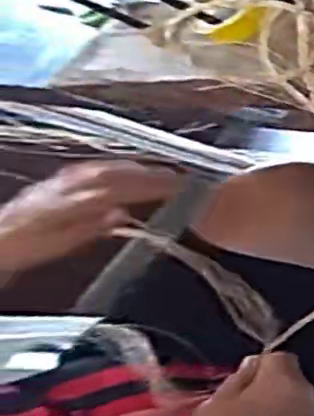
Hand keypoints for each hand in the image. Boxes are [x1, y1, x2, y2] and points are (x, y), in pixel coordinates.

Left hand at [0, 161, 179, 276]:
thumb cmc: (26, 249)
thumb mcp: (58, 245)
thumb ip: (90, 229)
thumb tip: (122, 215)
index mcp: (67, 204)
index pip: (119, 190)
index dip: (154, 187)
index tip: (184, 188)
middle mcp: (63, 187)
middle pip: (115, 174)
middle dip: (152, 175)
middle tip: (183, 179)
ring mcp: (59, 181)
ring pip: (105, 168)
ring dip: (139, 168)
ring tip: (164, 173)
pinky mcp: (56, 180)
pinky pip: (93, 167)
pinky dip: (119, 166)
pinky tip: (131, 170)